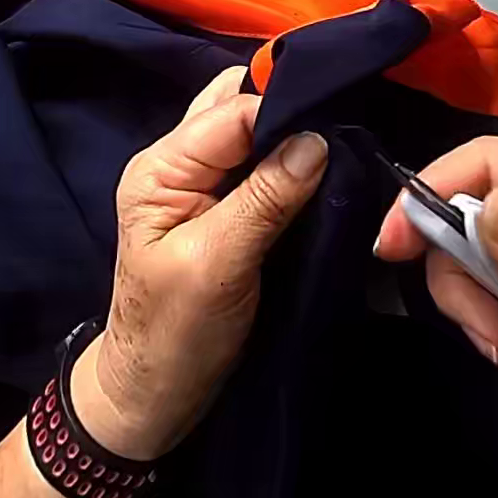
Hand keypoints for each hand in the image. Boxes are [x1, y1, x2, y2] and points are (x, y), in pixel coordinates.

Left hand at [69, 67, 328, 460]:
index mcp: (160, 168)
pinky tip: (322, 167)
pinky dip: (288, 161)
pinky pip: (257, 167)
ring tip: (340, 143)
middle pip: (232, 109)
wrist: (156, 388)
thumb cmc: (175, 331)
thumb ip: (263, 200)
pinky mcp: (222, 207)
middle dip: (285, 110)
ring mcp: (198, 184)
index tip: (337, 124)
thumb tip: (316, 140)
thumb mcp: (217, 264)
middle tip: (342, 125)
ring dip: (289, 135)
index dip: (281, 111)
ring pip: (247, 134)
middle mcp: (176, 163)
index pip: (227, 113)